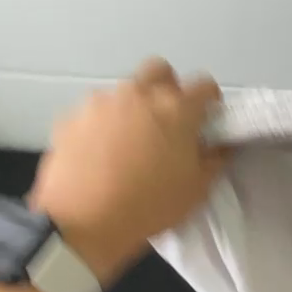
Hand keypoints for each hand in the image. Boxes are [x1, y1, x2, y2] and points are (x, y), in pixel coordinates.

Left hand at [30, 58, 227, 282]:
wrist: (84, 222)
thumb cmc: (149, 208)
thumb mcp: (195, 192)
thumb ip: (213, 162)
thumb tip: (219, 146)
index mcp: (176, 109)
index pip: (203, 85)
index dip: (209, 99)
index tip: (207, 116)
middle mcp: (139, 94)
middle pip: (159, 70)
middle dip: (168, 87)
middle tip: (168, 118)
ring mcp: (102, 101)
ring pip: (123, 91)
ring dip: (133, 107)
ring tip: (128, 142)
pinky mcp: (72, 116)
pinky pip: (94, 113)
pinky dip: (102, 126)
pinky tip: (98, 153)